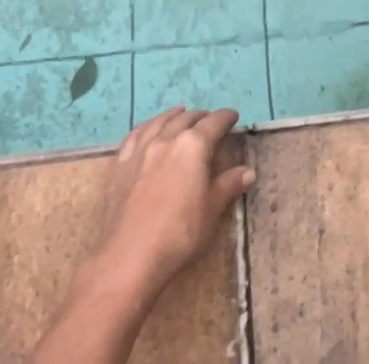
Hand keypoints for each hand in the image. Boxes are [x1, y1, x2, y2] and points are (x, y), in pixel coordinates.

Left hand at [32, 108, 255, 363]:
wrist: (130, 255)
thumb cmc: (179, 233)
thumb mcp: (211, 210)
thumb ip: (228, 185)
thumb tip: (247, 171)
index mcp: (193, 145)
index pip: (214, 123)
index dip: (226, 118)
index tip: (233, 116)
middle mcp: (166, 138)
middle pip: (186, 118)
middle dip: (201, 116)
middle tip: (210, 120)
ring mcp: (140, 149)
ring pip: (160, 122)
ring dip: (174, 116)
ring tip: (181, 113)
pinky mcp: (121, 164)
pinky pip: (135, 135)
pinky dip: (147, 126)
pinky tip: (148, 129)